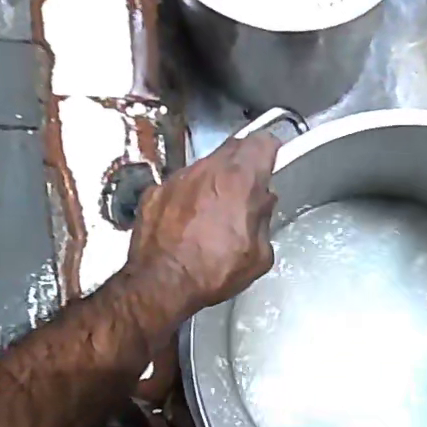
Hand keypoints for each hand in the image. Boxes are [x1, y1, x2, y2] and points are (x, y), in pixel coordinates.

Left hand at [119, 133, 279, 321]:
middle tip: (246, 190)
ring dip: (213, 183)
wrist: (161, 284)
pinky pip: (178, 186)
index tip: (271, 160)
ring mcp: (178, 178)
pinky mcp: (155, 192)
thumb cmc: (211, 272)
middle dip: (243, 165)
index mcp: (240, 180)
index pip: (262, 142)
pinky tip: (187, 223)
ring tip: (214, 214)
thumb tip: (261, 207)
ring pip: (203, 167)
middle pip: (232, 148)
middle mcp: (207, 170)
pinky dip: (186, 198)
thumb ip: (264, 222)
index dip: (270, 151)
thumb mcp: (258, 256)